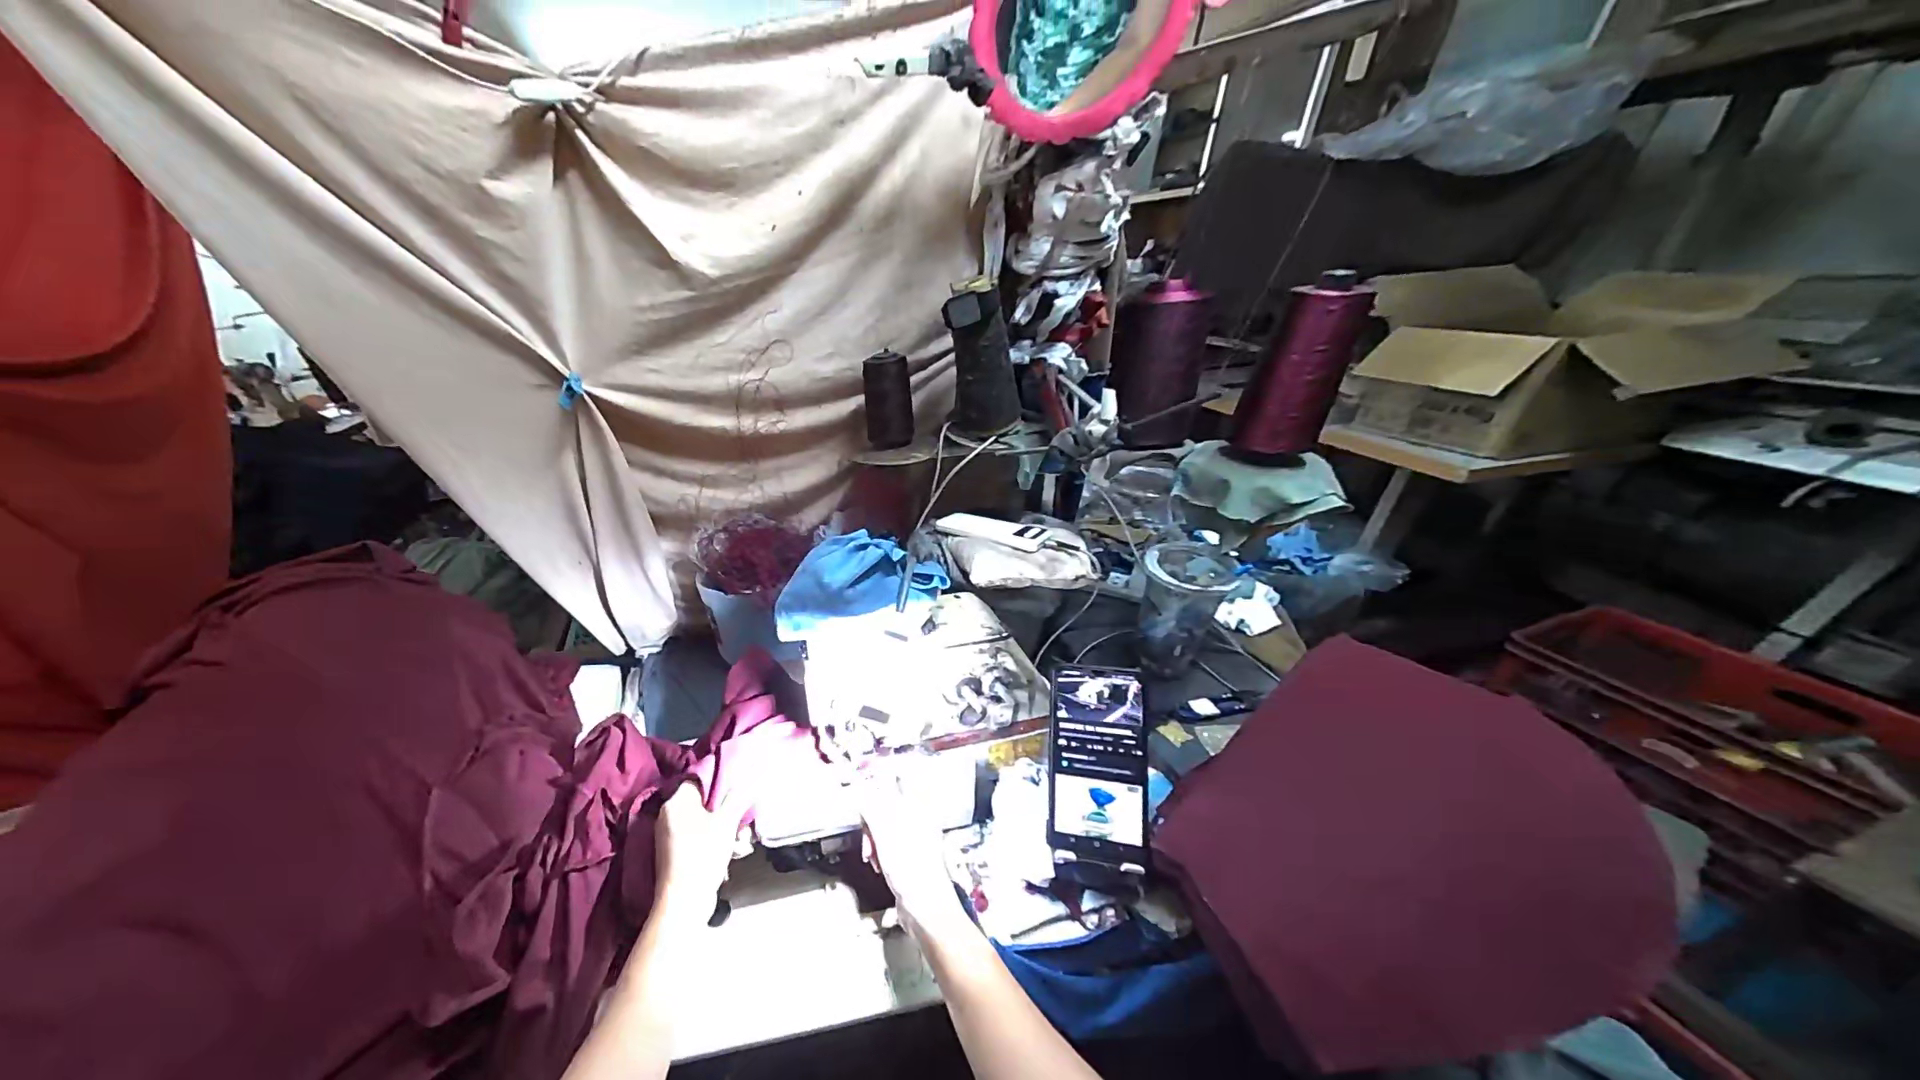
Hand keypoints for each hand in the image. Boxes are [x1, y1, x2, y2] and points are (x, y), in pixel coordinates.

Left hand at [651, 782, 744, 927]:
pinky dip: (713, 838)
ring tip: (741, 838)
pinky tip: (731, 849)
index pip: (699, 778)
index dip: (721, 779)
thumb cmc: (704, 853)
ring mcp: (669, 834)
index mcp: (676, 801)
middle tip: (743, 817)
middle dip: (726, 807)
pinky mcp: (674, 851)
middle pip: (703, 800)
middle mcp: (668, 814)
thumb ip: (737, 798)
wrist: (684, 900)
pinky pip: (697, 834)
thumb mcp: (727, 821)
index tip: (739, 786)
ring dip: (724, 825)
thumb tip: (746, 783)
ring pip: (703, 819)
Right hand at [857, 766, 970, 940]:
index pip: (897, 782)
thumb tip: (863, 789)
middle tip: (867, 833)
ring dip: (874, 838)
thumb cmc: (911, 871)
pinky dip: (880, 852)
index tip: (861, 788)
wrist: (926, 909)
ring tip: (872, 854)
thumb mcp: (885, 836)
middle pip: (888, 805)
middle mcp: (918, 820)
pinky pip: (889, 845)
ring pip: (886, 826)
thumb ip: (873, 809)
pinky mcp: (910, 857)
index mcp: (917, 809)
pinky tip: (878, 865)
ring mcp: (915, 839)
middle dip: (872, 818)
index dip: (877, 783)